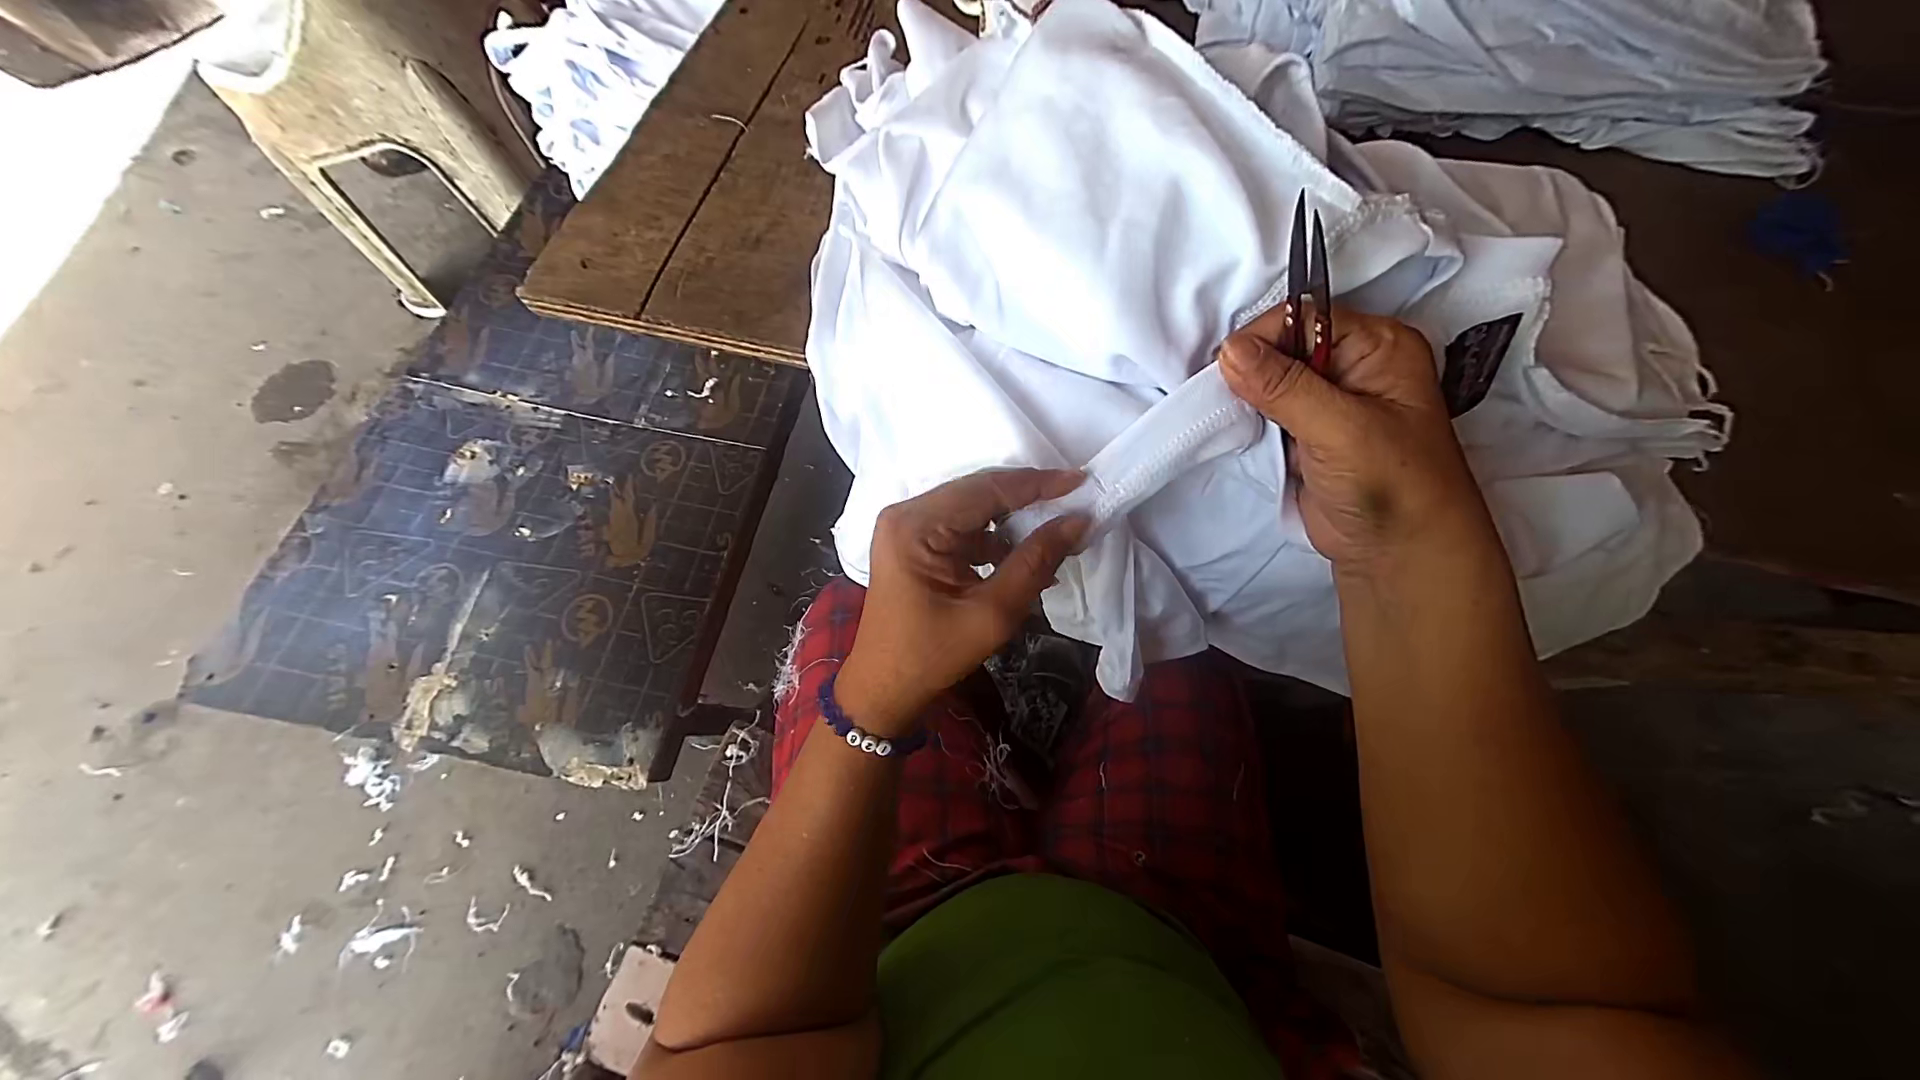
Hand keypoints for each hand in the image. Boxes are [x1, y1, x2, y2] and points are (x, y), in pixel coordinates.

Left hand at [834, 469, 1088, 735]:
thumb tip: (1077, 521)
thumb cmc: (932, 655)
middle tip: (1076, 499)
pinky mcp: (914, 542)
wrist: (885, 687)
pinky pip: (962, 527)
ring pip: (973, 508)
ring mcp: (907, 527)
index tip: (1081, 481)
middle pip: (977, 492)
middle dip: (1028, 497)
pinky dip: (995, 539)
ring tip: (1058, 531)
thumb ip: (1035, 562)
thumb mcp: (992, 613)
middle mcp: (906, 514)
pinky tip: (1028, 557)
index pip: (985, 489)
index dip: (1036, 483)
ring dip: (1014, 520)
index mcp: (915, 526)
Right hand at [1219, 307, 1490, 573]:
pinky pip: (1263, 410)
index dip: (1262, 337)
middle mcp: (1351, 365)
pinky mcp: (1303, 431)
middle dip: (1248, 366)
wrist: (1396, 553)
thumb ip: (1285, 387)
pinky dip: (1244, 417)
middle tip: (1219, 395)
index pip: (1305, 317)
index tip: (1225, 369)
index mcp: (1377, 347)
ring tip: (1224, 414)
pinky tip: (1231, 427)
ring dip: (1242, 395)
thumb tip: (1229, 349)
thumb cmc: (1391, 486)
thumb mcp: (1340, 428)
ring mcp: (1326, 400)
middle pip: (1282, 345)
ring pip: (1267, 378)